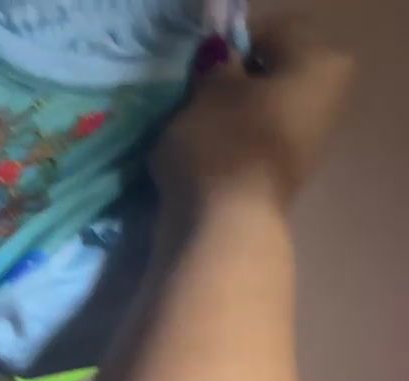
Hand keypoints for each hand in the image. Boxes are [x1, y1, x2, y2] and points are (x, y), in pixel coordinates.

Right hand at [151, 16, 354, 214]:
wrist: (223, 220)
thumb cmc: (218, 146)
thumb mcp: (206, 97)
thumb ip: (215, 69)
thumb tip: (219, 53)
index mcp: (319, 61)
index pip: (275, 31)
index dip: (230, 44)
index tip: (191, 69)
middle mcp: (326, 91)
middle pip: (270, 72)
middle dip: (227, 83)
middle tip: (183, 102)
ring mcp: (305, 134)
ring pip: (257, 109)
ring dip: (221, 117)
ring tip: (183, 134)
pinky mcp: (278, 169)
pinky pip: (248, 141)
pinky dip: (222, 144)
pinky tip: (195, 158)